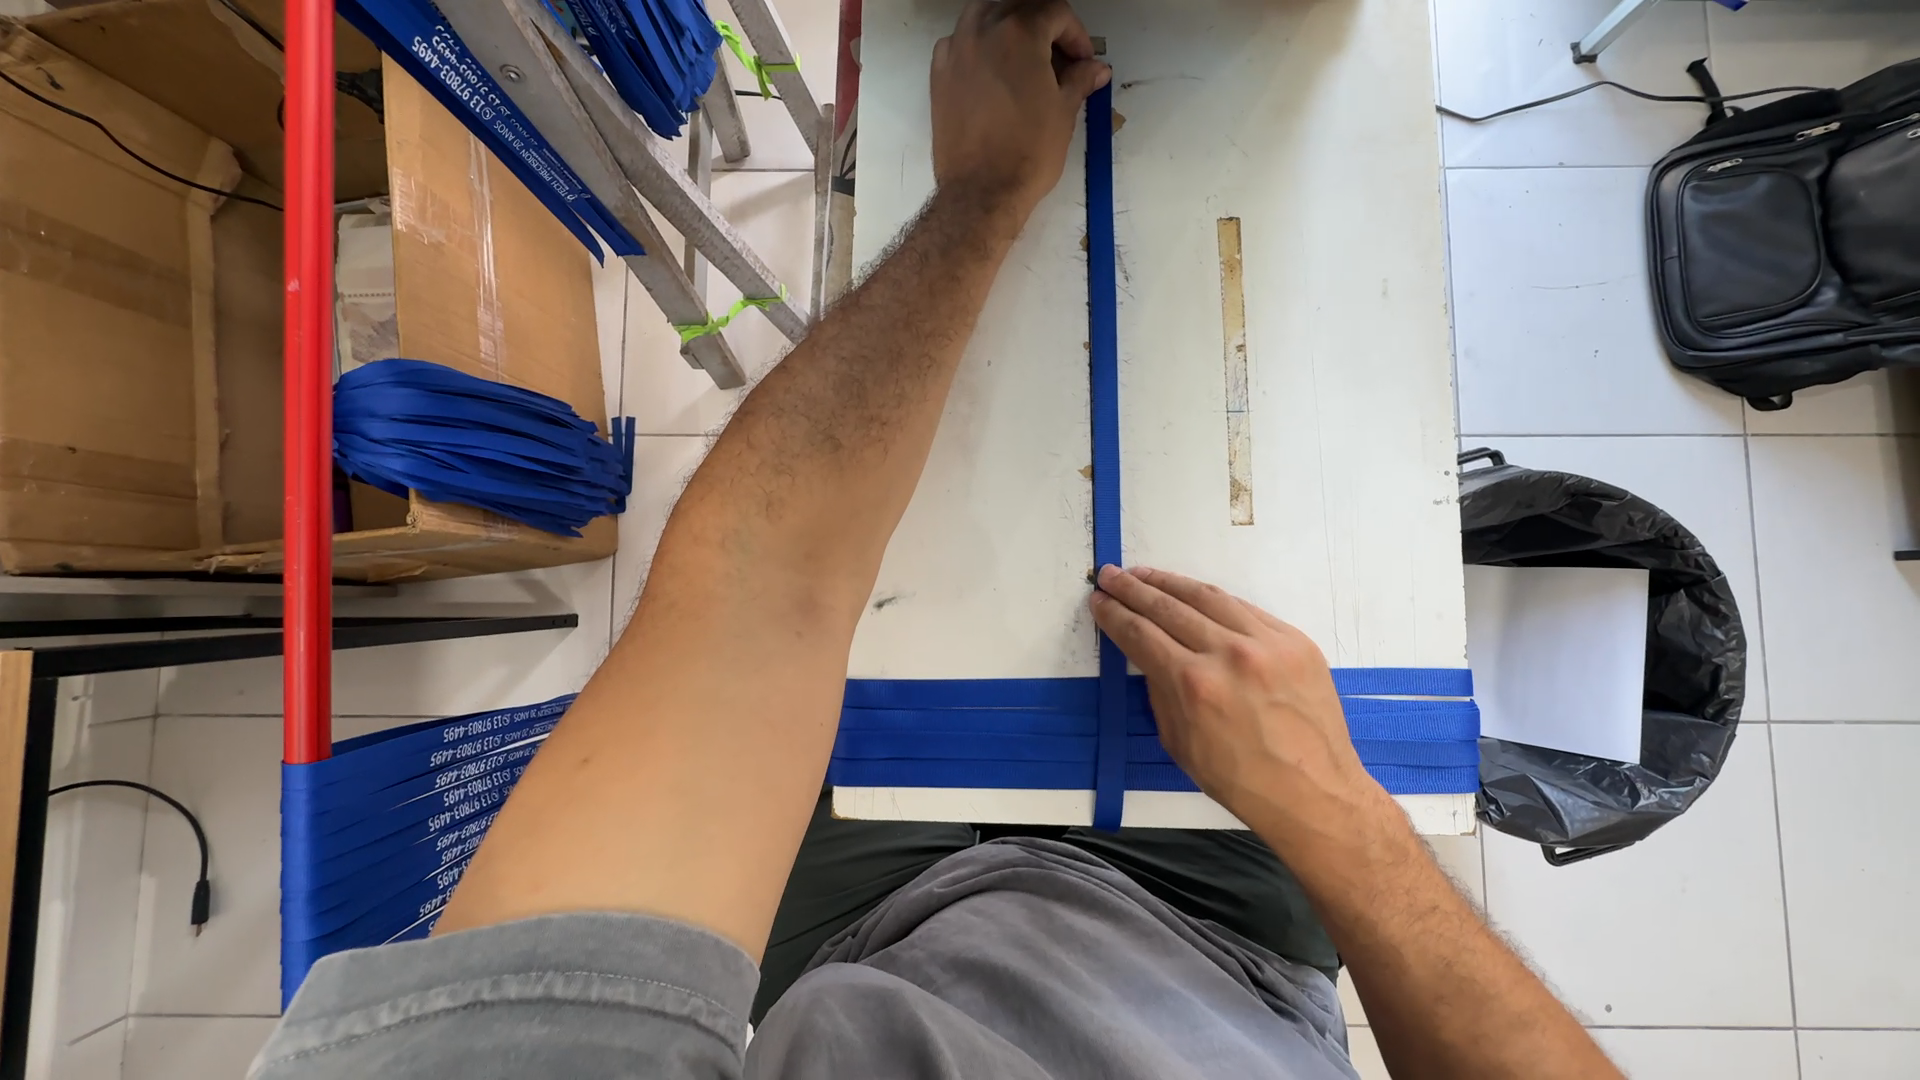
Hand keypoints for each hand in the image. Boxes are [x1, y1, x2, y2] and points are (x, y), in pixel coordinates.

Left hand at [930, 0, 1110, 219]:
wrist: (981, 194)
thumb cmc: (1025, 156)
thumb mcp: (1063, 114)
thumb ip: (1079, 81)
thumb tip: (1095, 70)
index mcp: (1019, 32)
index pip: (1055, 11)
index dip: (1076, 34)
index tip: (1083, 60)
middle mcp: (983, 30)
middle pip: (1019, 5)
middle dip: (1043, 25)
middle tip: (1058, 57)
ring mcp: (956, 51)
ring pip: (985, 15)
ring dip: (1009, 27)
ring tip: (1025, 59)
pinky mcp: (939, 75)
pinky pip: (960, 42)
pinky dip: (979, 46)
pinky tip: (993, 72)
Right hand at [1089, 566, 1390, 846]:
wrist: (1314, 793)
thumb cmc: (1239, 779)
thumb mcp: (1178, 742)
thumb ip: (1159, 690)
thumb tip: (1148, 653)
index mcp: (1193, 685)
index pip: (1141, 634)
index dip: (1114, 615)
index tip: (1099, 601)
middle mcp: (1228, 654)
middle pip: (1168, 607)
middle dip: (1133, 589)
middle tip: (1112, 576)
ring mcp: (1266, 643)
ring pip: (1207, 596)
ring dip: (1169, 582)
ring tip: (1145, 575)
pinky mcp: (1295, 640)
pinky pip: (1244, 608)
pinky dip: (1212, 599)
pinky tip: (1194, 594)